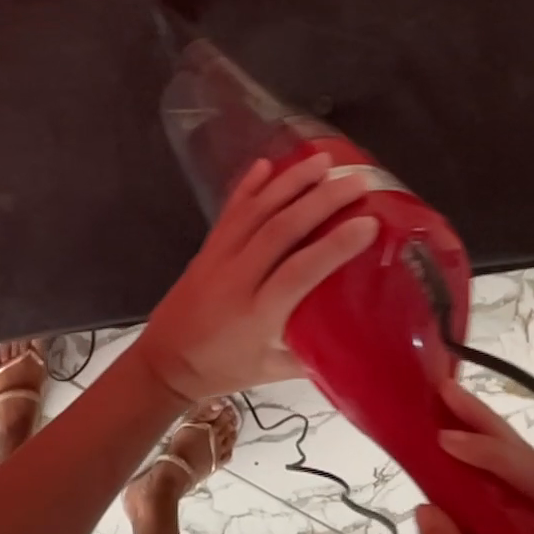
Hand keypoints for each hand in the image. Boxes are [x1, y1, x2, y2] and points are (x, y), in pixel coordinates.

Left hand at [134, 154, 376, 401]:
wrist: (164, 362)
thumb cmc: (222, 370)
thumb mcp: (272, 372)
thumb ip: (313, 353)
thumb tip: (360, 332)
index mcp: (257, 315)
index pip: (300, 271)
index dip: (335, 245)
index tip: (369, 222)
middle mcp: (237, 279)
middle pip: (281, 229)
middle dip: (320, 200)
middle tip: (355, 181)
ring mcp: (217, 259)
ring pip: (256, 212)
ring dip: (290, 182)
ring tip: (322, 161)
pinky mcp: (206, 249)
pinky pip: (229, 212)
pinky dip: (248, 186)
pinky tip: (267, 164)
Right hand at [416, 379, 533, 533]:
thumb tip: (426, 510)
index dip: (498, 461)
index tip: (449, 444)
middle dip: (491, 428)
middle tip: (443, 395)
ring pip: (526, 472)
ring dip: (486, 434)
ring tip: (444, 402)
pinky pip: (511, 490)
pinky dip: (480, 460)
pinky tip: (453, 441)